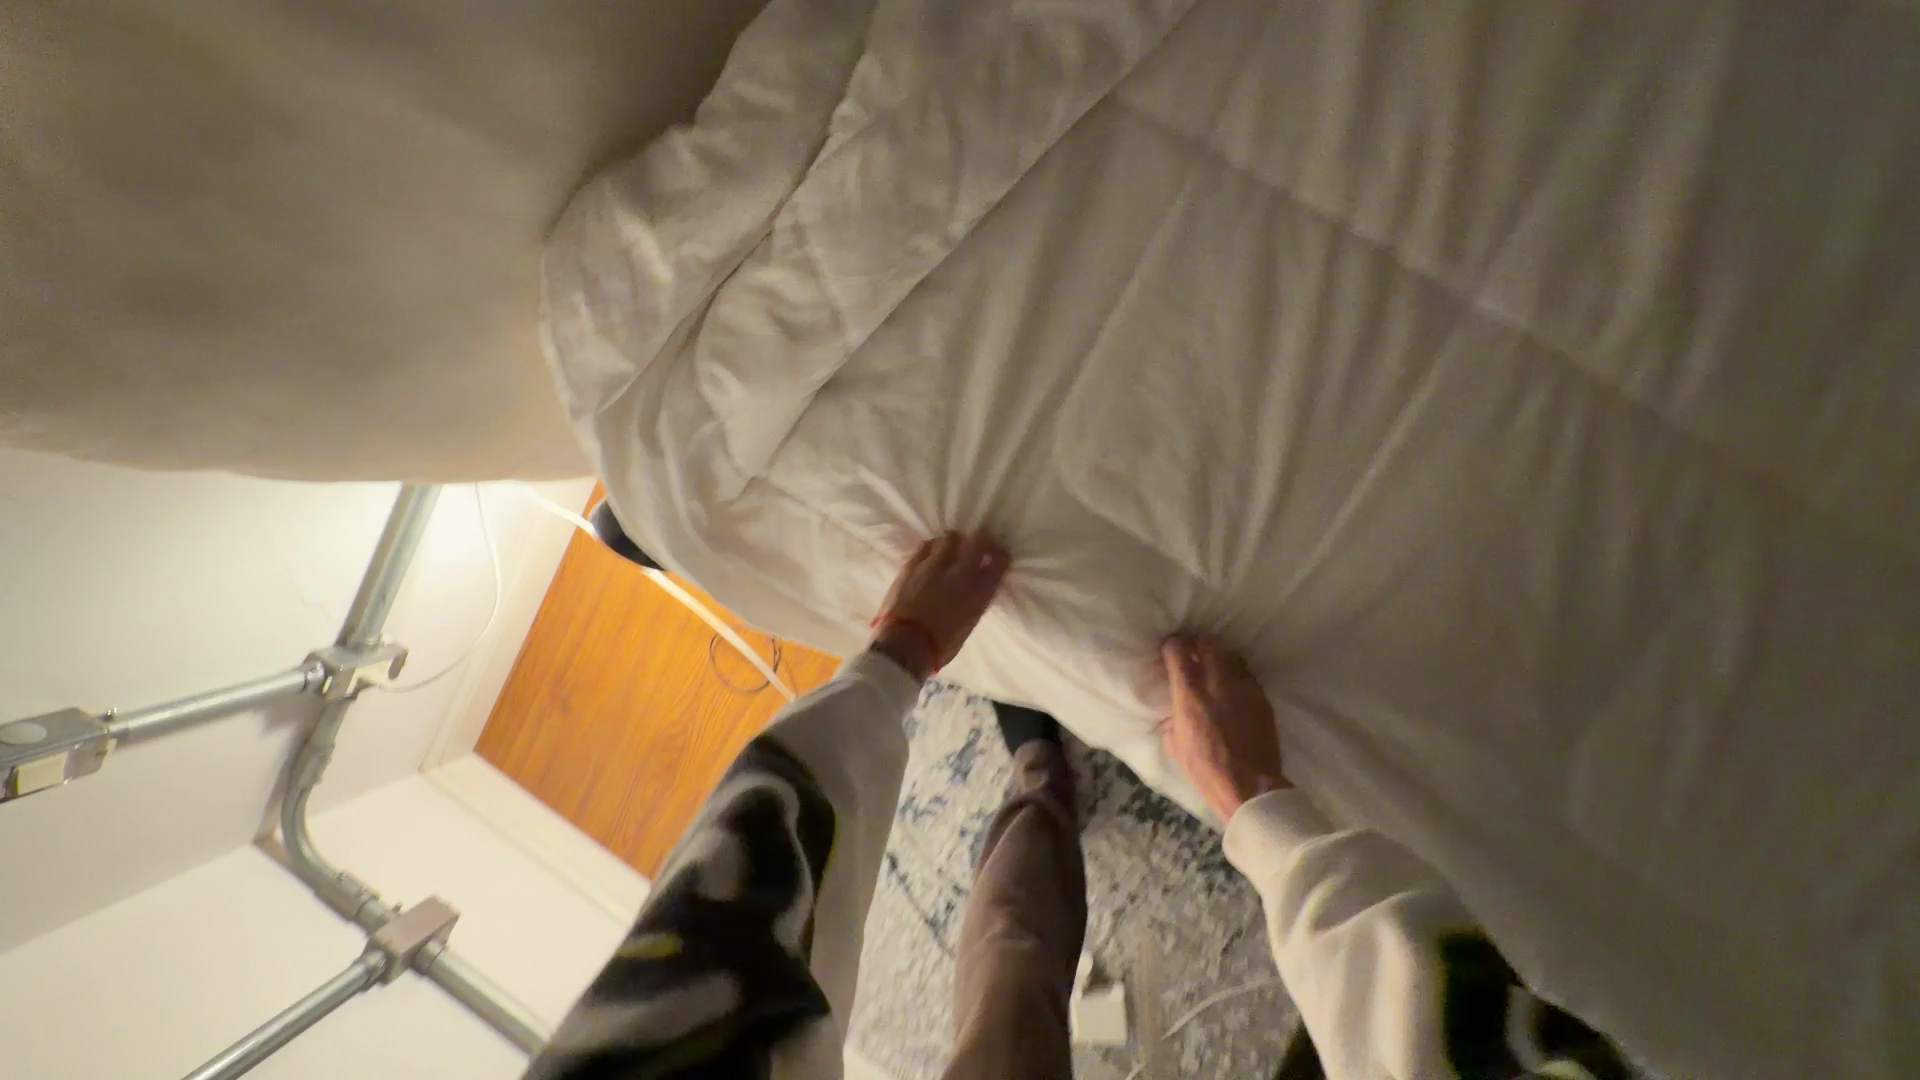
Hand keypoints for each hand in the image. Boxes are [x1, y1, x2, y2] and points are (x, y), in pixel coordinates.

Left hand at [870, 533, 1009, 678]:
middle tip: (977, 546)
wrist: (904, 645)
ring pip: (951, 538)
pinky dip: (933, 548)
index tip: (997, 556)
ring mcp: (935, 565)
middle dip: (981, 541)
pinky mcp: (912, 564)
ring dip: (954, 542)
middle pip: (979, 541)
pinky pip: (927, 545)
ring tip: (950, 550)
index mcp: (980, 592)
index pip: (999, 561)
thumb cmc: (940, 645)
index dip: (1000, 555)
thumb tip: (976, 587)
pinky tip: (931, 555)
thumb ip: (975, 600)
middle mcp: (961, 573)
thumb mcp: (969, 623)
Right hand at [1161, 635, 1289, 822]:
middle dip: (1199, 644)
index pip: (1178, 651)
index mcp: (1190, 695)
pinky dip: (1238, 676)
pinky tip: (1235, 689)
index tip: (1171, 650)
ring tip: (1217, 668)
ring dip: (1221, 657)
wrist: (1251, 787)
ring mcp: (1243, 688)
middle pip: (1208, 643)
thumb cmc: (1206, 770)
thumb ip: (1173, 722)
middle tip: (1194, 653)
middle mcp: (1216, 683)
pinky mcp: (1262, 698)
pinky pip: (1247, 675)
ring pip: (1231, 655)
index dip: (1173, 646)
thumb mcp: (1176, 747)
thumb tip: (1174, 716)